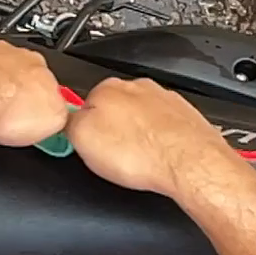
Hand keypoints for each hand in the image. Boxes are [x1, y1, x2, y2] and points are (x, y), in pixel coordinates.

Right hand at [65, 78, 254, 200]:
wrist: (191, 166)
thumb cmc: (143, 155)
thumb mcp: (81, 139)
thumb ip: (67, 123)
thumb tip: (63, 119)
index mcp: (108, 88)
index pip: (83, 102)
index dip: (81, 128)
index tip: (84, 143)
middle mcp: (138, 88)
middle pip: (112, 108)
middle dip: (110, 130)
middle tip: (109, 155)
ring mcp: (164, 101)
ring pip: (139, 119)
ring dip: (135, 136)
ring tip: (135, 160)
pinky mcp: (184, 118)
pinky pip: (162, 130)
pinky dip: (157, 143)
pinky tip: (154, 159)